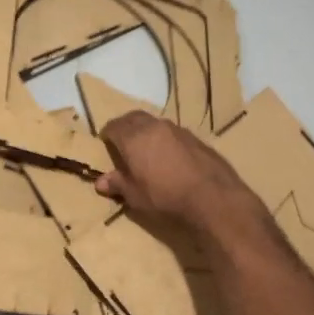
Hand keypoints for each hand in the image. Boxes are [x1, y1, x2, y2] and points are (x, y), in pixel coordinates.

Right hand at [95, 112, 267, 237]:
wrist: (212, 196)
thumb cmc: (165, 196)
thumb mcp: (135, 195)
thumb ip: (117, 184)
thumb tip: (100, 182)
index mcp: (134, 138)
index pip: (114, 126)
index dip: (107, 134)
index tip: (104, 142)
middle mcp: (154, 127)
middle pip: (134, 118)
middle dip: (125, 126)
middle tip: (121, 140)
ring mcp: (177, 130)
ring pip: (154, 123)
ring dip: (145, 131)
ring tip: (144, 148)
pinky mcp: (195, 138)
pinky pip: (172, 132)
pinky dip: (164, 139)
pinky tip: (167, 156)